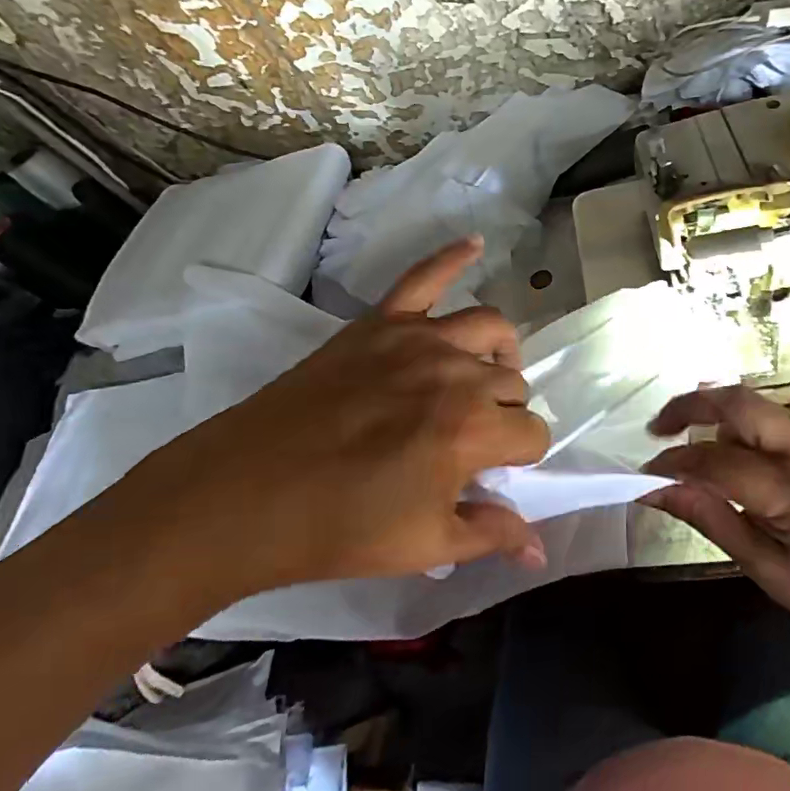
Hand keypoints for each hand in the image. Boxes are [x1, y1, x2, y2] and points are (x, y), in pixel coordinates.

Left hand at [129, 237, 550, 599]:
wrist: (251, 492)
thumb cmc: (341, 527)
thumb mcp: (424, 546)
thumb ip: (489, 535)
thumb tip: (538, 546)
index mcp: (473, 429)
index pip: (532, 433)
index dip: (519, 458)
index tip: (490, 474)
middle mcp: (455, 373)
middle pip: (512, 383)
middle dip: (505, 413)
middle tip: (472, 441)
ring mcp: (415, 339)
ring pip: (488, 328)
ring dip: (499, 352)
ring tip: (484, 374)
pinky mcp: (378, 323)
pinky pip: (423, 276)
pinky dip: (452, 257)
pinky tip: (474, 244)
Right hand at [641, 387, 789, 653]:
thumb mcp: (759, 564)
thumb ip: (705, 516)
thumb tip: (652, 489)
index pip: (720, 461)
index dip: (676, 463)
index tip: (646, 473)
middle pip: (740, 404)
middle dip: (690, 406)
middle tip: (658, 428)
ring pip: (753, 404)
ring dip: (713, 415)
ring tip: (687, 444)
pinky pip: (769, 417)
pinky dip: (737, 426)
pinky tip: (726, 452)